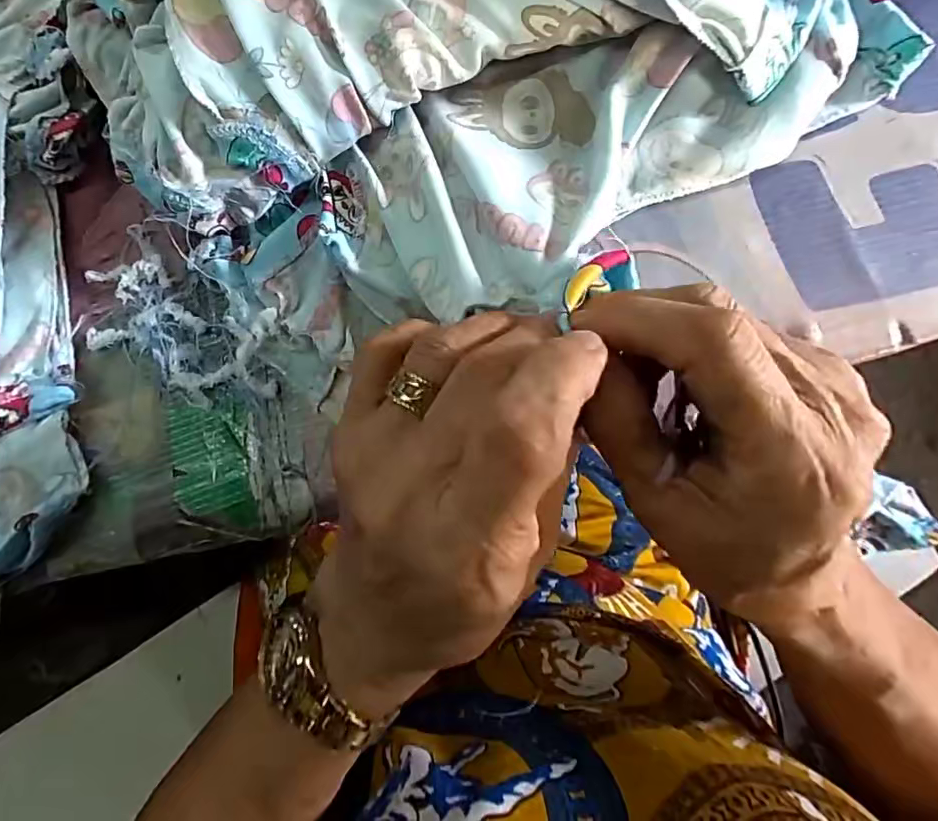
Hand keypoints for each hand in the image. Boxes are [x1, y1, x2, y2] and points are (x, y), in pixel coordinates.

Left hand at [309, 314, 608, 717]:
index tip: (593, 351)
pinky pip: (385, 348)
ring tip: (524, 333)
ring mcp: (366, 443)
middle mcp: (407, 480)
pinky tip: (462, 342)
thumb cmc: (462, 602)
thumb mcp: (533, 561)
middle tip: (564, 339)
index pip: (516, 432)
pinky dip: (432, 331)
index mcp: (466, 536)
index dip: (561, 375)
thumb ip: (551, 472)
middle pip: (479, 378)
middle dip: (536, 342)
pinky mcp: (344, 422)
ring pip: (435, 351)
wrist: (371, 609)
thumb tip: (574, 387)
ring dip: (491, 329)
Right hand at [572, 285, 889, 633]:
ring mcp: (838, 378)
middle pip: (718, 313)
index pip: (713, 337)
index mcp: (789, 445)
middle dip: (640, 314)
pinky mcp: (831, 369)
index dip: (638, 316)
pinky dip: (692, 336)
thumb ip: (617, 420)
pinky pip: (745, 328)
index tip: (579, 325)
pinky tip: (676, 371)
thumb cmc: (722, 553)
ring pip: (727, 312)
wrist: (805, 578)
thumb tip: (584, 349)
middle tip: (592, 341)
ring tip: (631, 361)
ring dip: (663, 323)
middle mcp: (829, 398)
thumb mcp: (650, 499)